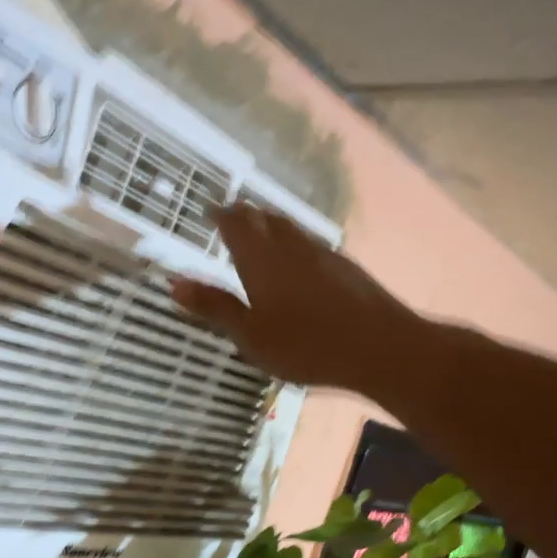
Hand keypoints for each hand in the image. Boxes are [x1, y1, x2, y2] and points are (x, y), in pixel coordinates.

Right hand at [172, 205, 426, 390]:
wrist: (382, 347)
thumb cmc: (306, 345)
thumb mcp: (250, 334)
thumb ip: (215, 306)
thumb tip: (174, 282)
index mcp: (261, 259)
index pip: (236, 224)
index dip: (221, 215)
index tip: (209, 210)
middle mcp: (291, 247)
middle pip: (265, 219)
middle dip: (246, 214)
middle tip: (231, 216)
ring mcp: (323, 255)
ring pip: (291, 228)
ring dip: (272, 224)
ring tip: (260, 228)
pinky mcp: (346, 268)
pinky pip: (311, 243)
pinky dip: (294, 242)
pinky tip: (298, 259)